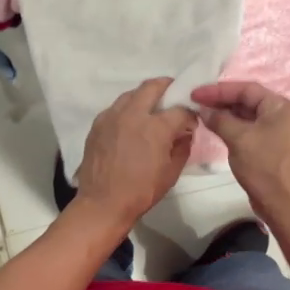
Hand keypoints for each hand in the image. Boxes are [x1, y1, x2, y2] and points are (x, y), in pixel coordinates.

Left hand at [74, 78, 197, 227]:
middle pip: (153, 86)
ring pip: (131, 94)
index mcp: (156, 126)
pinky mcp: (97, 124)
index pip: (180, 109)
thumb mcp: (171, 172)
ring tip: (150, 110)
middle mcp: (133, 114)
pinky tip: (130, 124)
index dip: (189, 115)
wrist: (103, 203)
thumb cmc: (141, 191)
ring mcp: (112, 116)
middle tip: (173, 97)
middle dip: (167, 87)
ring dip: (144, 97)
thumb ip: (182, 147)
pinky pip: (115, 108)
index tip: (191, 123)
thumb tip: (185, 134)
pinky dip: (126, 110)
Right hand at [190, 81, 289, 231]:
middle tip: (195, 102)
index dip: (218, 90)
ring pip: (247, 116)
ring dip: (225, 115)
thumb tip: (203, 110)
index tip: (195, 93)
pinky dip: (232, 127)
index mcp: (281, 106)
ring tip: (201, 114)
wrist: (284, 203)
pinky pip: (248, 130)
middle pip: (247, 100)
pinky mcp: (271, 147)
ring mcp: (278, 132)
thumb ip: (219, 120)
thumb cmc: (265, 166)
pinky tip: (215, 128)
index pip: (246, 89)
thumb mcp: (239, 138)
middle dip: (221, 101)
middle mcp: (282, 115)